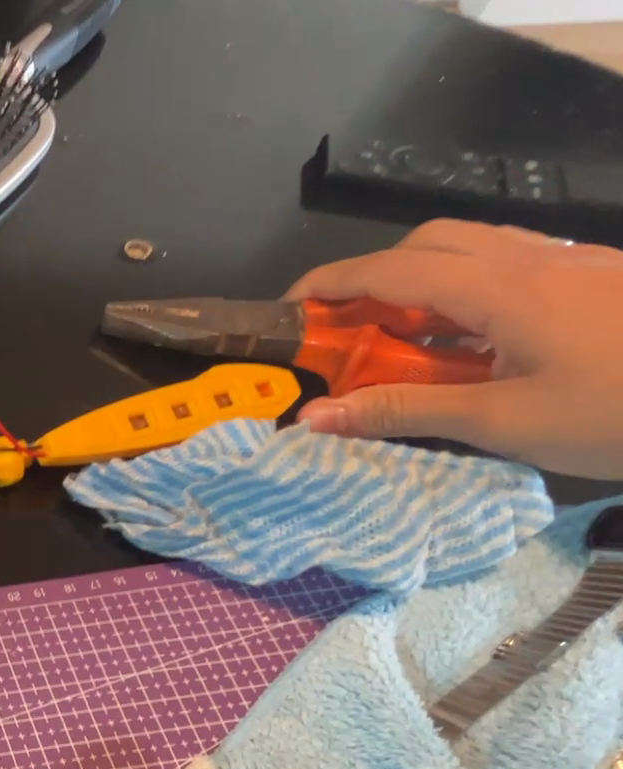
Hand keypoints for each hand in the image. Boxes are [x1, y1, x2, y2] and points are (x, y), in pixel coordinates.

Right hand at [285, 219, 622, 478]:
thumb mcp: (506, 423)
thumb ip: (404, 411)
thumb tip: (311, 418)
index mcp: (504, 289)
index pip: (391, 269)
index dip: (327, 283)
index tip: (284, 310)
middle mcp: (538, 262)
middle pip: (432, 240)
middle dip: (371, 274)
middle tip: (343, 324)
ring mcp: (578, 268)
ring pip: (477, 247)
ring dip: (419, 279)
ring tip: (398, 336)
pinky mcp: (604, 283)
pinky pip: (514, 267)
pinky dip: (464, 291)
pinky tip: (469, 340)